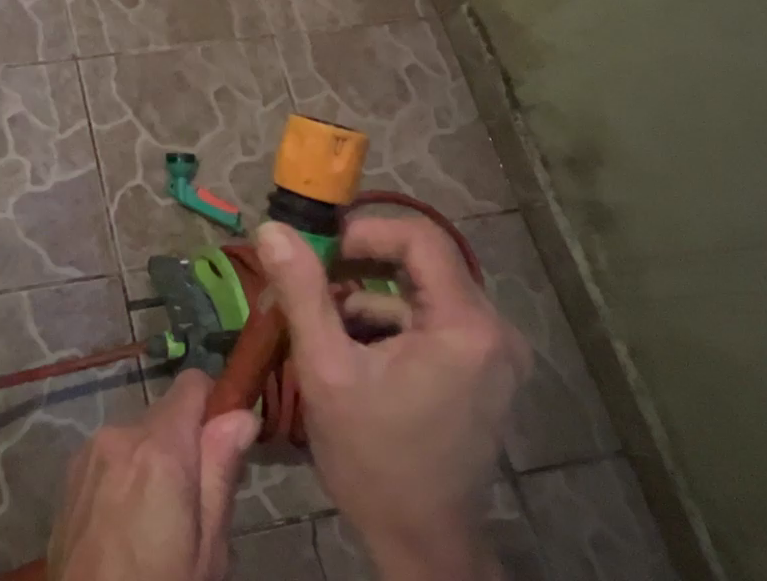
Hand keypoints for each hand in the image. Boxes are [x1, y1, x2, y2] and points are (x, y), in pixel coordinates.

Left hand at [47, 369, 259, 580]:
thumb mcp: (208, 546)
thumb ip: (221, 471)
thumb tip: (241, 413)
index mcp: (160, 448)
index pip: (192, 384)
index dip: (214, 404)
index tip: (226, 440)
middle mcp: (120, 434)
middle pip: (165, 413)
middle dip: (186, 442)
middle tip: (195, 498)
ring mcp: (89, 450)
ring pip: (137, 434)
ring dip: (153, 457)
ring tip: (158, 516)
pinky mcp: (70, 470)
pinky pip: (111, 453)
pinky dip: (126, 471)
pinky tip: (126, 518)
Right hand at [256, 217, 530, 580]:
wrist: (420, 539)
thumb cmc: (371, 456)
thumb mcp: (326, 368)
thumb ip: (301, 292)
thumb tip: (272, 228)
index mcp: (465, 326)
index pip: (421, 238)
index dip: (364, 231)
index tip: (317, 251)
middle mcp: (494, 330)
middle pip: (423, 265)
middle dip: (360, 268)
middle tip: (309, 284)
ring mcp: (495, 354)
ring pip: (422, 294)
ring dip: (369, 300)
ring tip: (320, 328)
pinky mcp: (485, 372)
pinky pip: (431, 323)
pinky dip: (389, 326)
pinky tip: (351, 354)